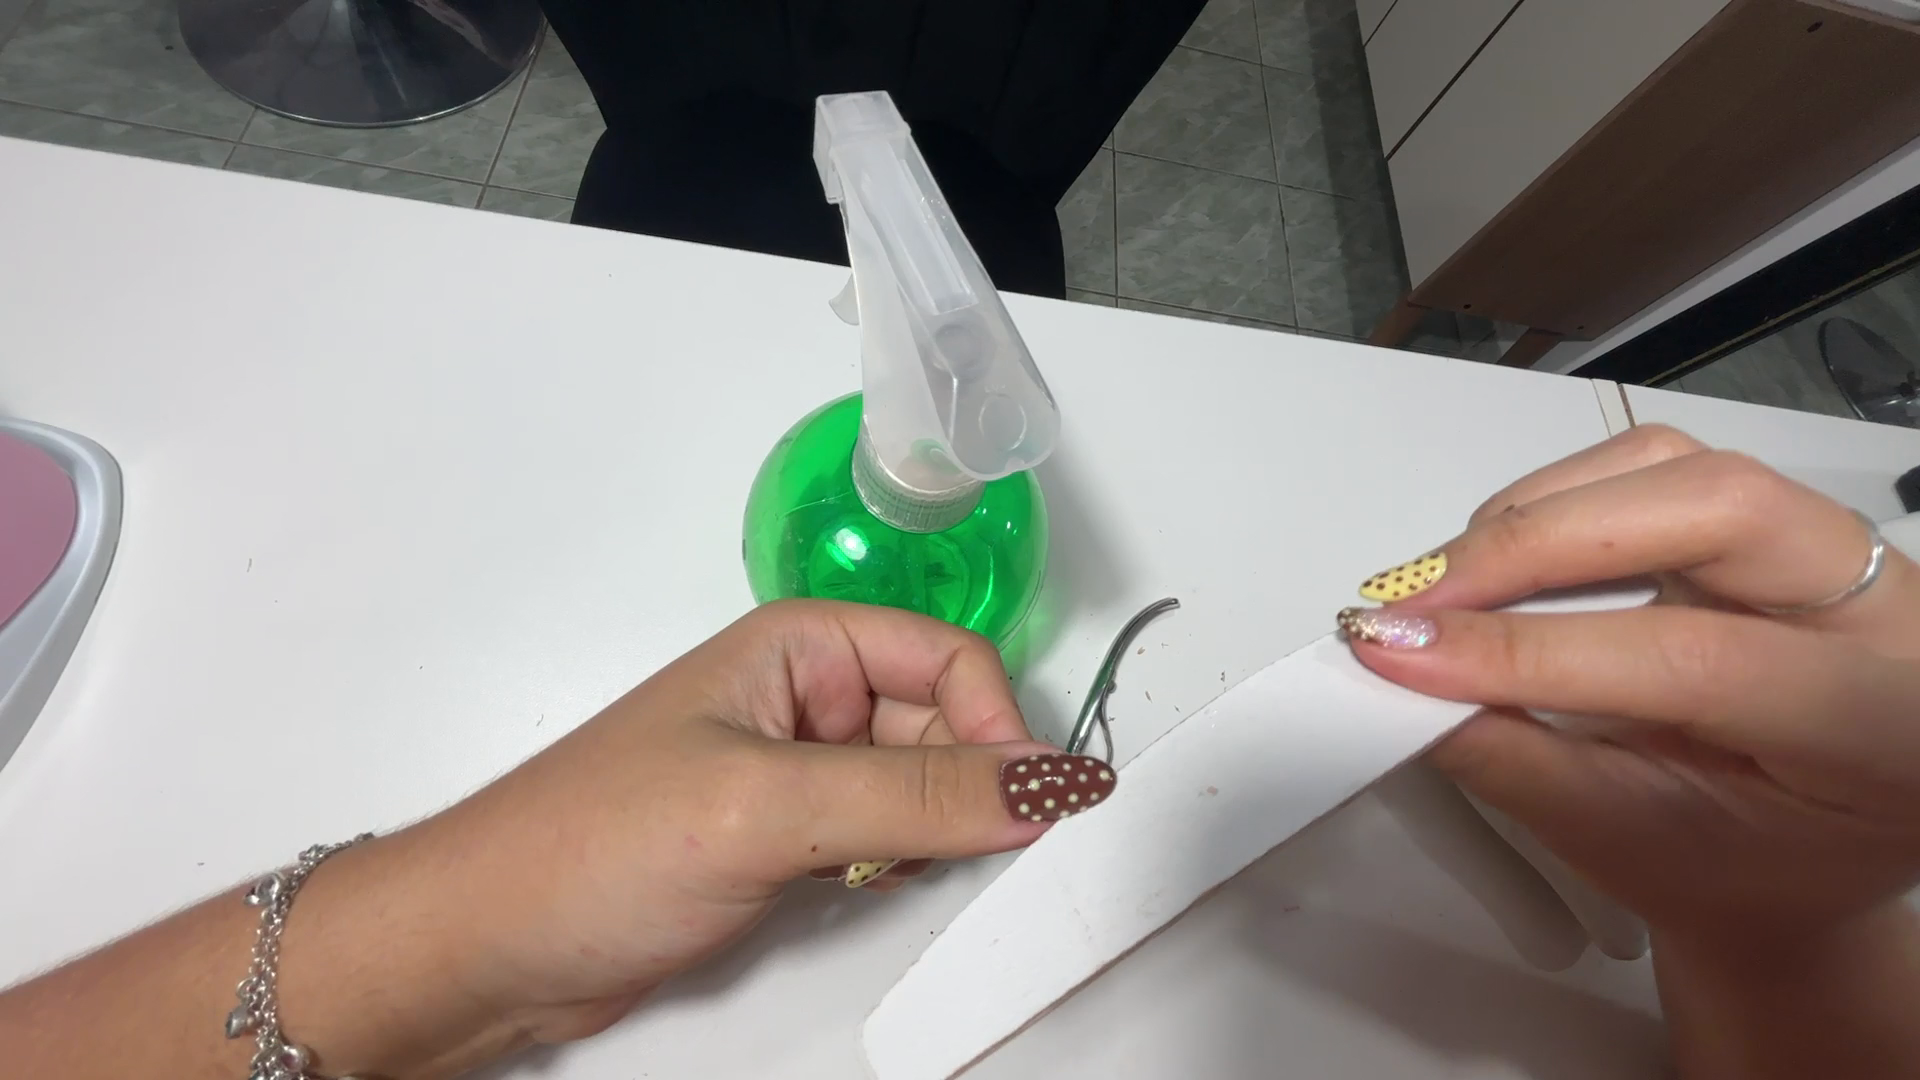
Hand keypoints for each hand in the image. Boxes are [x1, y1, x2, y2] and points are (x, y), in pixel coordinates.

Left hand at [367, 599, 1111, 1054]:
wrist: (483, 949)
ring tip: (890, 873)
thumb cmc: (602, 846)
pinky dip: (902, 861)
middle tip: (958, 854)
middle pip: (943, 723)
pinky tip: (871, 887)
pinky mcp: (797, 829)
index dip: (997, 723)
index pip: (948, 660)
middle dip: (967, 786)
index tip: (1026, 804)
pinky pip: (889, 830)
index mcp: (808, 645)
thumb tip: (1052, 781)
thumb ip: (918, 796)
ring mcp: (807, 765)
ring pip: (922, 782)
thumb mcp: (770, 808)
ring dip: (934, 829)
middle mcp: (816, 694)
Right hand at [1339, 425, 1919, 942]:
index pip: (1692, 657)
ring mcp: (1824, 549)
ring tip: (1444, 585)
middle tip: (1414, 599)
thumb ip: (1496, 750)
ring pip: (1664, 466)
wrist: (1775, 843)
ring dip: (1528, 515)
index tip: (1388, 648)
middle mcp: (1890, 612)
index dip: (1522, 648)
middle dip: (1529, 545)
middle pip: (1709, 505)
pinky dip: (1535, 505)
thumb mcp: (1600, 831)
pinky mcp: (1748, 524)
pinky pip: (1632, 470)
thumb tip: (1391, 664)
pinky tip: (1490, 566)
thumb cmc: (1704, 859)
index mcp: (1884, 730)